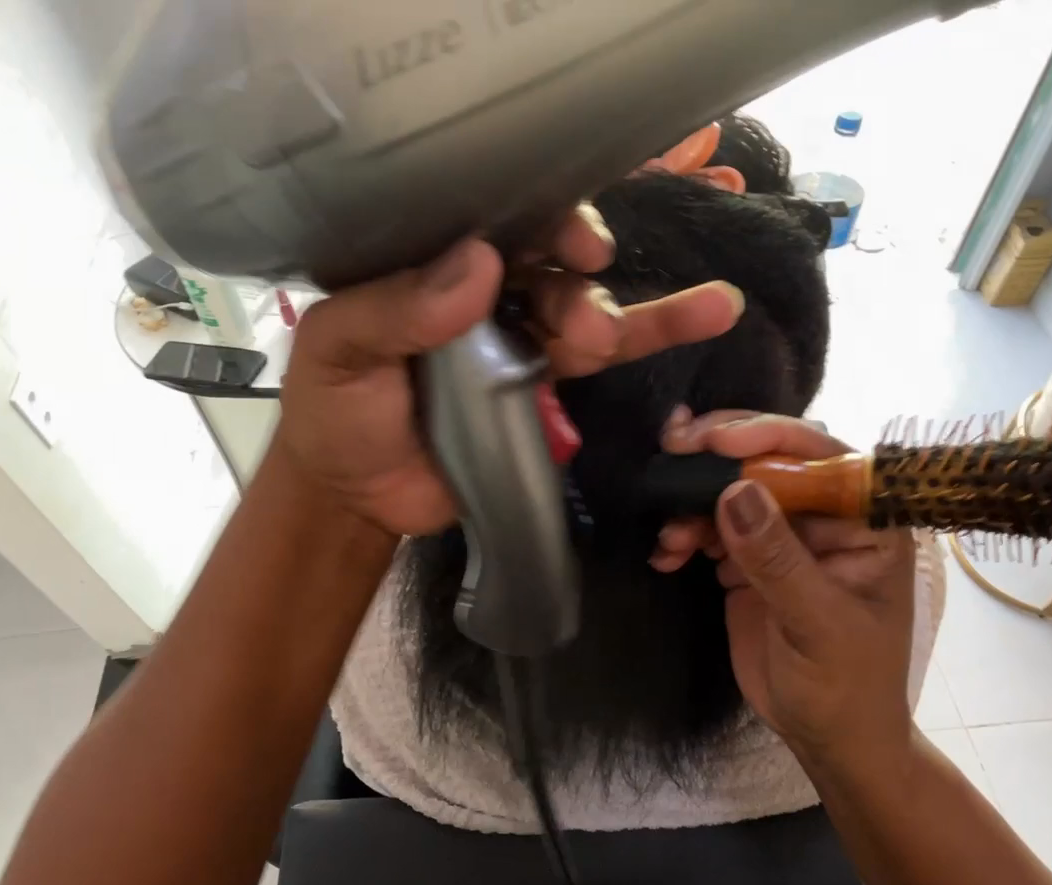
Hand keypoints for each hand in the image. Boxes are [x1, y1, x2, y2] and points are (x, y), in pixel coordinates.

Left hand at [274, 206, 744, 535]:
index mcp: (430, 264)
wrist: (359, 497)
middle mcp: (484, 290)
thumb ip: (394, 311)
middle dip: (576, 286)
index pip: (496, 219)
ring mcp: (522, 339)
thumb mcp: (339, 353)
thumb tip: (477, 265)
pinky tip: (715, 310)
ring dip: (621, 313)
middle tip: (580, 327)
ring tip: (603, 338)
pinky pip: (605, 358)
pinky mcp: (547, 390)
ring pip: (587, 306)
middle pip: (552, 265)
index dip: (542, 222)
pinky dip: (658, 333)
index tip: (571, 245)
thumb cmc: (336, 413)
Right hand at [678, 416, 919, 759]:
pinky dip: (685, 534)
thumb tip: (736, 491)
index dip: (766, 437)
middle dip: (718, 460)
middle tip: (670, 453)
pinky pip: (713, 528)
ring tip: (669, 538)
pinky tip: (666, 554)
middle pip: (770, 462)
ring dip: (693, 505)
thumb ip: (778, 558)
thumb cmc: (845, 686)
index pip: (821, 457)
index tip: (712, 441)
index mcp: (867, 522)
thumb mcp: (818, 624)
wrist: (827, 737)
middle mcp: (826, 518)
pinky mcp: (751, 560)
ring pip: (733, 493)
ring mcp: (785, 538)